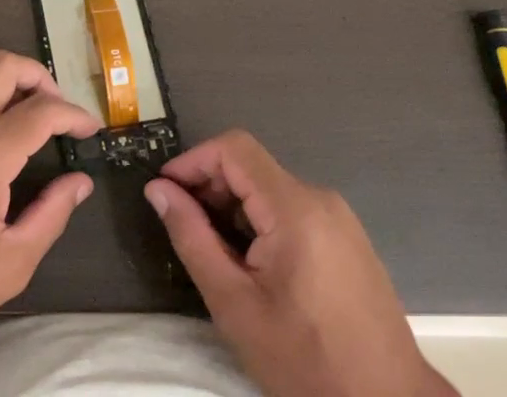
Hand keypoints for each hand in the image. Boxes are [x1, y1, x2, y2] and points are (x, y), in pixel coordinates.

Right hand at [145, 131, 456, 396]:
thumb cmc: (304, 358)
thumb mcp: (233, 302)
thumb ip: (192, 237)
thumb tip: (158, 190)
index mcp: (295, 208)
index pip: (234, 148)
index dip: (192, 161)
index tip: (163, 192)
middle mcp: (321, 199)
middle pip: (251, 166)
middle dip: (209, 186)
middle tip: (182, 228)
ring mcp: (339, 219)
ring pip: (270, 188)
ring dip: (232, 207)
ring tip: (213, 251)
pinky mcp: (347, 239)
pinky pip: (292, 209)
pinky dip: (259, 221)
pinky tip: (249, 263)